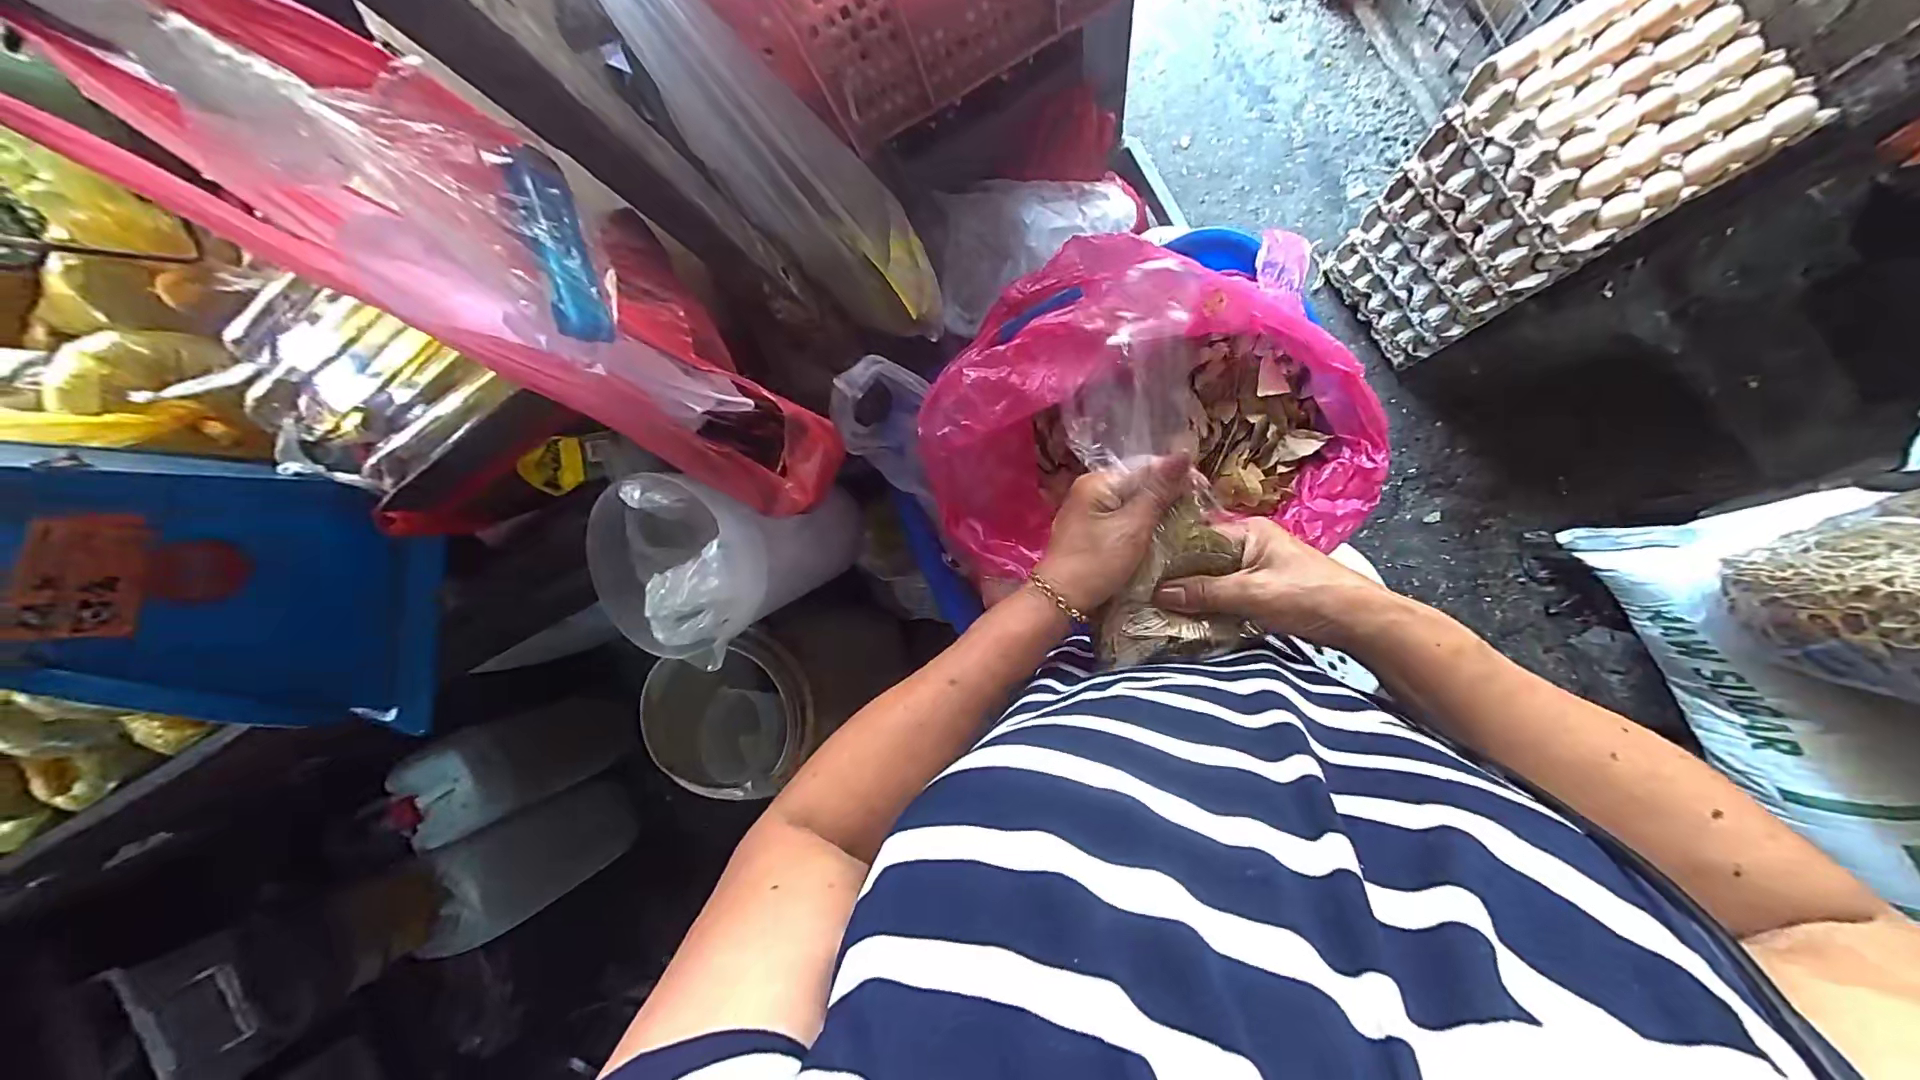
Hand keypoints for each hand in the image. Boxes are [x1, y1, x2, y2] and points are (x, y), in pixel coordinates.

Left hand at [1032, 455, 1192, 613]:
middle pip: (1139, 482)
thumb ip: (1158, 491)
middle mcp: (1090, 488)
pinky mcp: (1089, 529)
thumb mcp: (1133, 526)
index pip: (1147, 466)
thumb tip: (1183, 454)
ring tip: (1185, 520)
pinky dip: (1141, 522)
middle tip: (1199, 510)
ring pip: (1131, 501)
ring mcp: (1087, 509)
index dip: (1179, 476)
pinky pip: (1121, 517)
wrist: (1060, 599)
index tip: (1205, 492)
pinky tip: (1159, 533)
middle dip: (1169, 493)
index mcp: (1098, 481)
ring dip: (1157, 509)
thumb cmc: (1097, 563)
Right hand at [1153, 517, 1400, 649]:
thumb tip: (1158, 593)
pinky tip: (1188, 613)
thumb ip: (1206, 592)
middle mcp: (1250, 543)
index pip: (1196, 534)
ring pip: (1212, 576)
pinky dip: (1209, 601)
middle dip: (1176, 573)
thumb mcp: (1252, 593)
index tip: (1140, 566)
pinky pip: (1225, 591)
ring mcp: (1257, 566)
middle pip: (1202, 556)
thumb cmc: (1310, 596)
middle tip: (1142, 587)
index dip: (1168, 550)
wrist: (1364, 622)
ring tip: (1157, 602)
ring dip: (1192, 590)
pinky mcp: (1263, 588)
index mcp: (1248, 531)